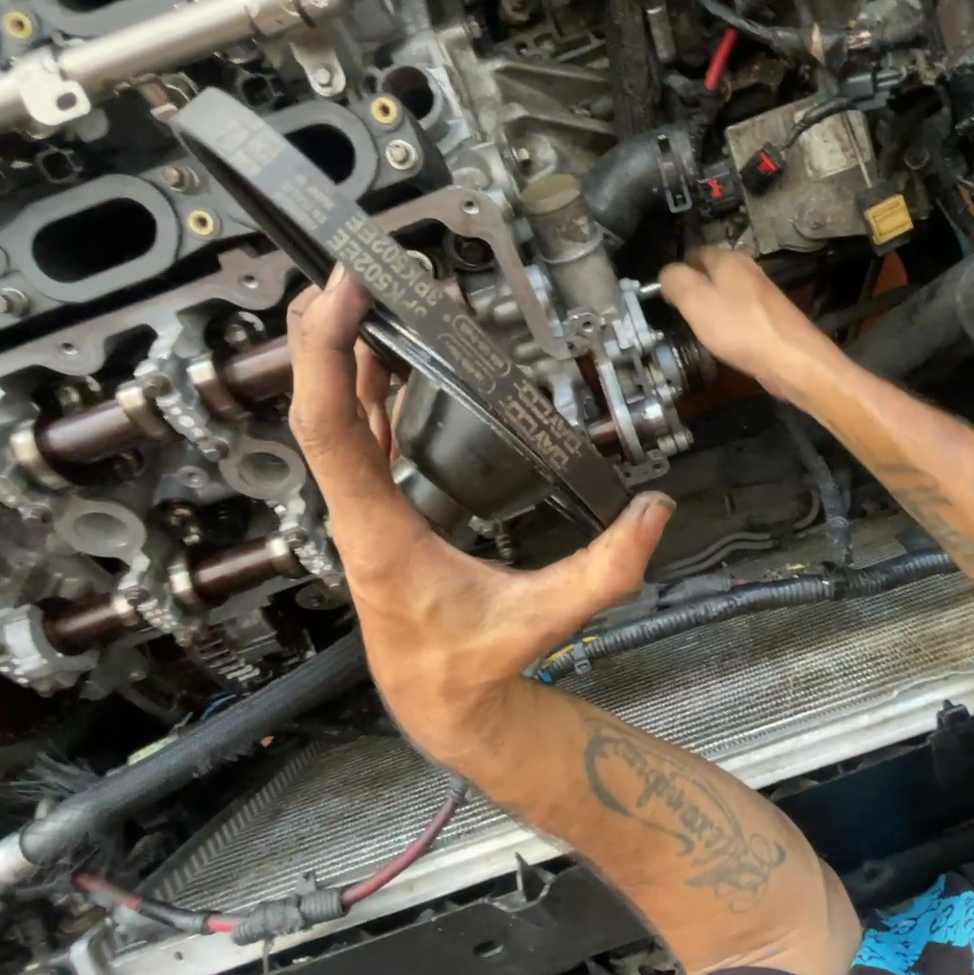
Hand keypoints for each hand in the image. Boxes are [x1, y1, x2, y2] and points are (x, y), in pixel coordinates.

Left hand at [286, 267, 676, 748]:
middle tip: (353, 273)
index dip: (329, 356)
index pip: (333, 430)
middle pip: (318, 410)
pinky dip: (363, 391)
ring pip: (333, 420)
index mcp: (382, 535)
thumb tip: (656, 511)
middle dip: (325, 335)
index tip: (346, 296)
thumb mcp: (548, 617)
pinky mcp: (380, 511)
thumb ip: (609, 568)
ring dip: (340, 357)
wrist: (442, 701)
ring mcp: (363, 513)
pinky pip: (358, 438)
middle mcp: (358, 517)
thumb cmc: (475, 664)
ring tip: (364, 300)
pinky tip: (380, 363)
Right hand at [658, 247, 842, 400]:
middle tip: (680, 314)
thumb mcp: (695, 300)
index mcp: (728, 259)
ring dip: (711, 308)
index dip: (676, 272)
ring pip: (726, 293)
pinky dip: (728, 323)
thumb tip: (666, 273)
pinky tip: (724, 340)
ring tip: (699, 329)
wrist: (790, 357)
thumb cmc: (738, 327)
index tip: (665, 296)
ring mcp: (761, 294)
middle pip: (711, 273)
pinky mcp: (770, 317)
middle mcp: (747, 269)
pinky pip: (740, 313)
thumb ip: (675, 281)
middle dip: (694, 290)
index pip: (694, 253)